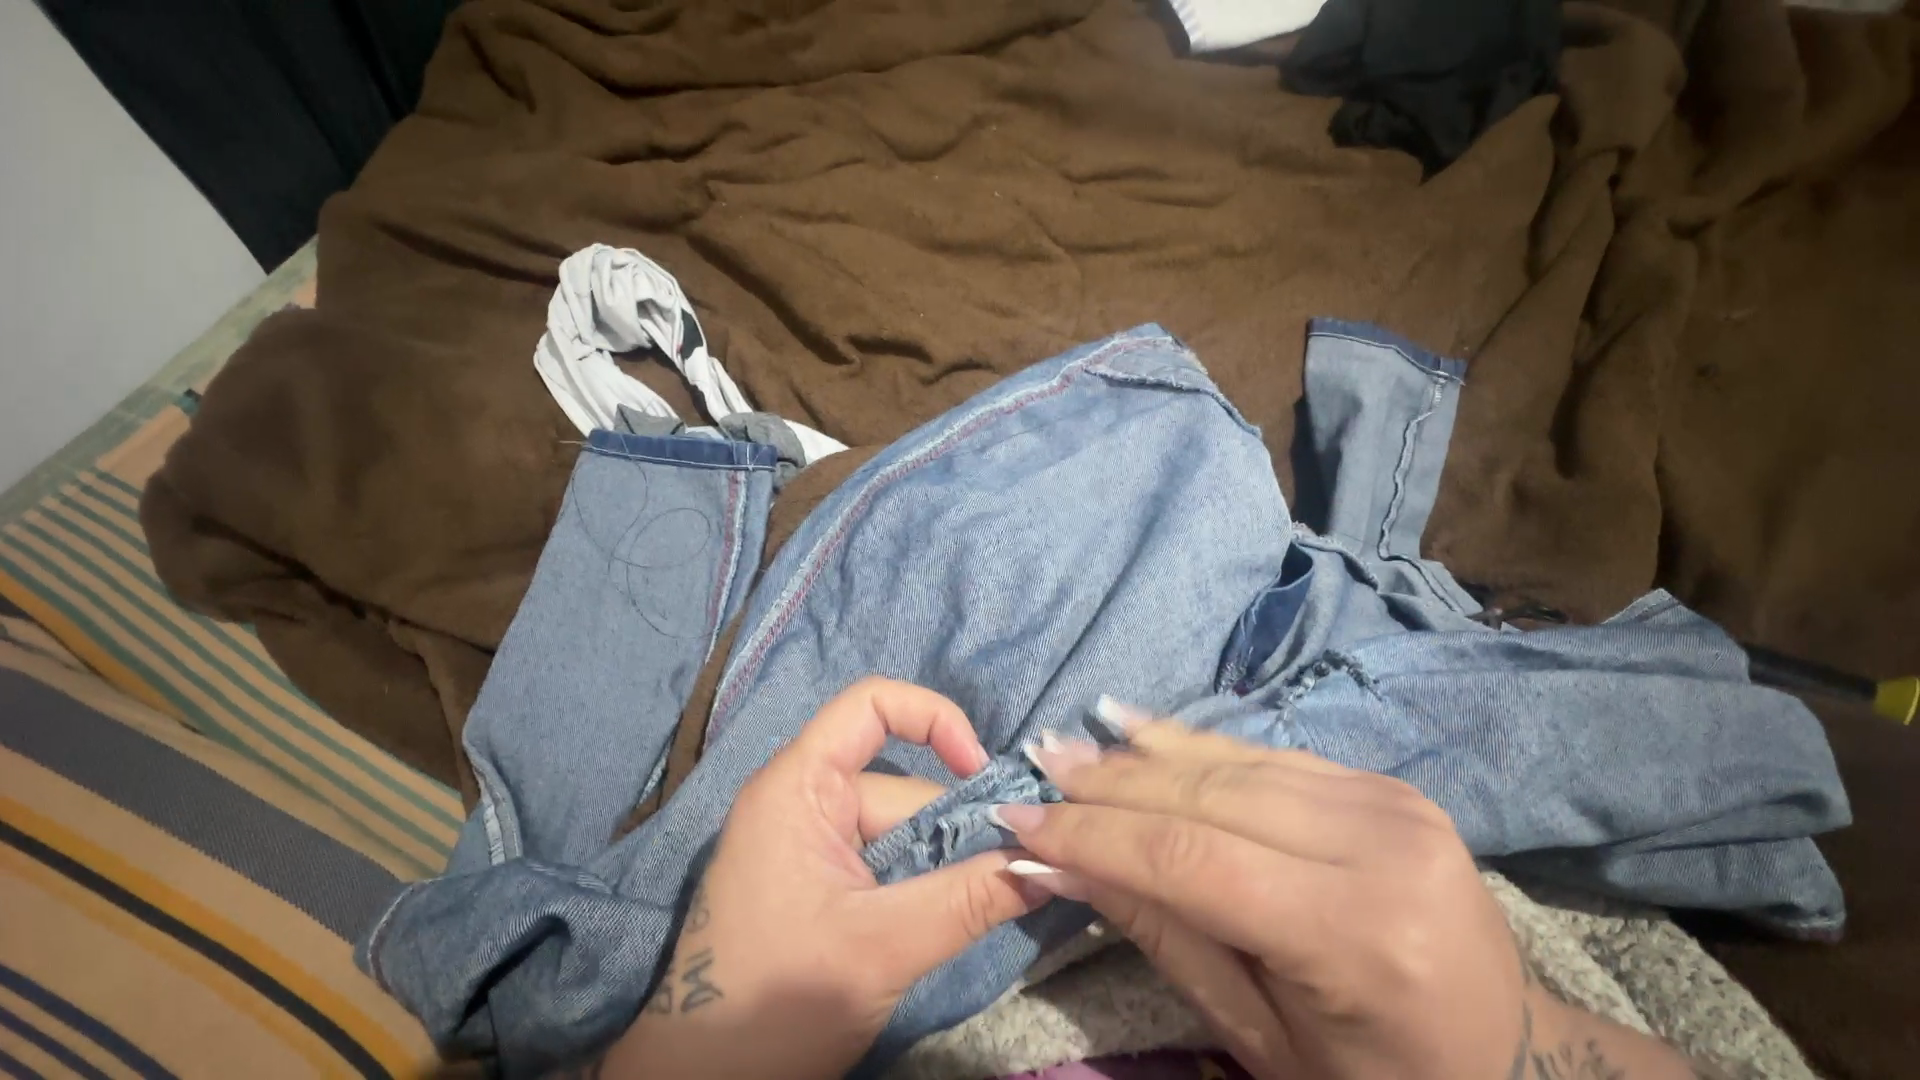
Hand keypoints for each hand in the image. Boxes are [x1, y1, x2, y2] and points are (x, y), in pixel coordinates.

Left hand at [594, 678, 1045, 1079]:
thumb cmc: (776, 1003)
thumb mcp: (882, 948)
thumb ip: (969, 900)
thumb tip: (1050, 863)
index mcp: (799, 786)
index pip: (871, 705)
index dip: (935, 719)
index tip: (980, 774)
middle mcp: (804, 798)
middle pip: (903, 786)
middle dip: (954, 833)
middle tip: (1008, 881)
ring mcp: (810, 841)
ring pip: (903, 832)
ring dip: (941, 869)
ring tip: (974, 911)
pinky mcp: (819, 879)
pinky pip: (887, 861)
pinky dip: (921, 885)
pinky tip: (941, 919)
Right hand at [997, 712, 1719, 1079]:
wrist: (1512, 1060)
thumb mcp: (1257, 1033)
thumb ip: (1158, 932)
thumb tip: (1053, 866)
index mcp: (1354, 934)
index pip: (1188, 860)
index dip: (1093, 836)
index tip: (1018, 821)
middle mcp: (1378, 846)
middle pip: (1206, 796)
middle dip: (1108, 784)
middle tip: (1036, 767)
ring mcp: (1389, 802)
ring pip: (1233, 763)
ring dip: (1142, 754)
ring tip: (1072, 746)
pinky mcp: (1386, 784)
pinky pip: (1267, 755)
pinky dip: (1196, 743)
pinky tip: (1140, 729)